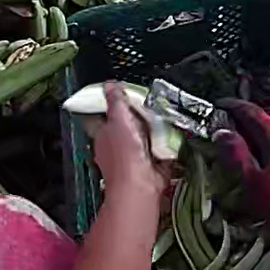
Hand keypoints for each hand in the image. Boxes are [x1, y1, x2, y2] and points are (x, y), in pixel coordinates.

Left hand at [92, 81, 168, 206]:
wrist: (141, 185)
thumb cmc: (125, 153)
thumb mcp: (119, 118)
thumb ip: (115, 100)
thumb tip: (109, 84)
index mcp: (102, 133)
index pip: (98, 115)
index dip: (104, 104)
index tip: (116, 93)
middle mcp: (114, 146)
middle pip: (122, 125)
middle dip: (134, 115)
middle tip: (146, 101)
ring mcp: (131, 157)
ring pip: (141, 136)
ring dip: (151, 128)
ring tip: (162, 114)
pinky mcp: (149, 166)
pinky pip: (157, 149)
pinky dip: (165, 143)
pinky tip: (172, 134)